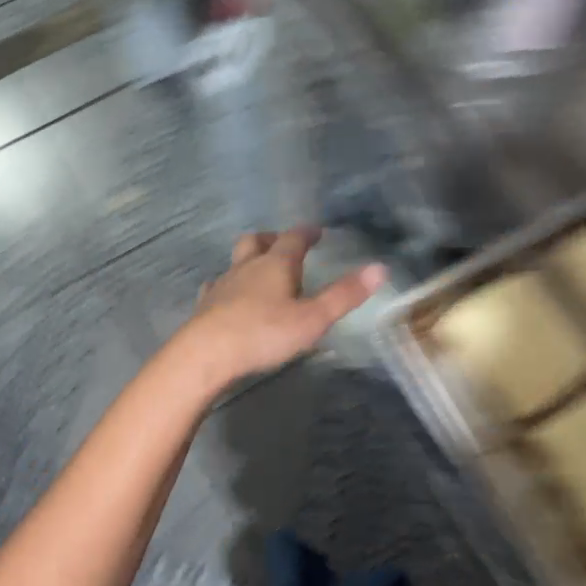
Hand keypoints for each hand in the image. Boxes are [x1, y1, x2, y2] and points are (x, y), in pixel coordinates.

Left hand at [173, 227, 385, 391]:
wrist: (206, 353)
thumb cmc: (264, 333)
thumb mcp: (313, 318)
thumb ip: (344, 294)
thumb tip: (380, 268)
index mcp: (276, 264)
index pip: (293, 239)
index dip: (306, 233)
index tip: (317, 231)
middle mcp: (247, 267)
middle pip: (256, 242)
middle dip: (271, 239)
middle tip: (282, 243)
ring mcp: (223, 285)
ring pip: (235, 262)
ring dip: (247, 261)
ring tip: (258, 271)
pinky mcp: (205, 305)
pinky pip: (216, 287)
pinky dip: (226, 287)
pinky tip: (228, 298)